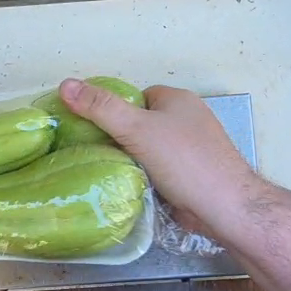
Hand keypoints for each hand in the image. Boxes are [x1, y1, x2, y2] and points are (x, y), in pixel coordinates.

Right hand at [55, 79, 264, 239]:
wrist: (224, 207)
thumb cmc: (184, 161)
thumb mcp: (136, 129)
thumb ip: (101, 108)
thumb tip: (66, 84)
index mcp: (178, 100)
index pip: (136, 98)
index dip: (114, 112)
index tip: (94, 131)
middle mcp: (188, 120)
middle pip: (141, 124)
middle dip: (121, 139)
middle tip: (97, 154)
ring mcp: (193, 149)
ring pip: (150, 150)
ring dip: (132, 161)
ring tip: (109, 172)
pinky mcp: (192, 175)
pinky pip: (160, 171)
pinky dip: (146, 178)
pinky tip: (131, 188)